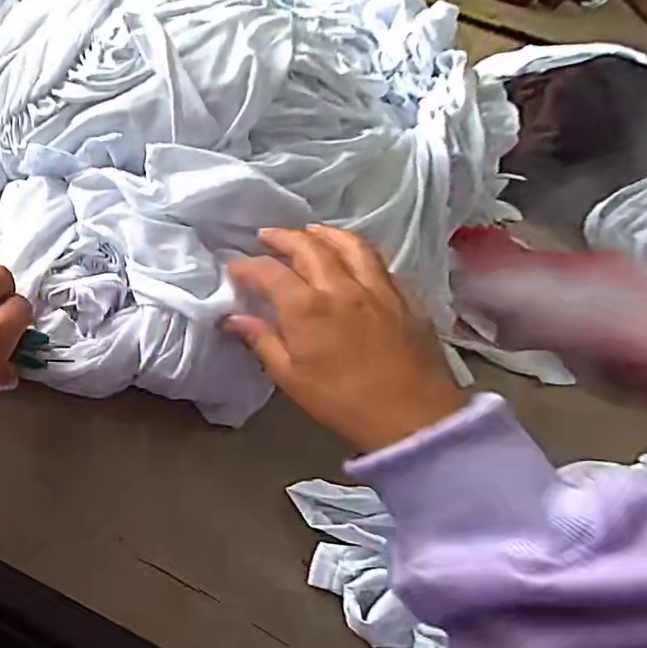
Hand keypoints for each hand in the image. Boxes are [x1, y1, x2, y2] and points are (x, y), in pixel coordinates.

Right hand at [225, 227, 465, 453]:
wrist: (413, 416)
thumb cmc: (342, 401)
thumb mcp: (291, 377)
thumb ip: (262, 340)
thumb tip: (234, 318)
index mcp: (307, 307)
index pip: (269, 272)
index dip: (247, 265)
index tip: (235, 266)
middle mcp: (340, 286)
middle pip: (308, 246)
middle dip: (283, 237)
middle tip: (268, 236)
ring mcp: (376, 287)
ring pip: (349, 244)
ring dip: (324, 233)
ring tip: (311, 232)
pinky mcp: (403, 296)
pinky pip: (378, 262)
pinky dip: (358, 252)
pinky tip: (353, 259)